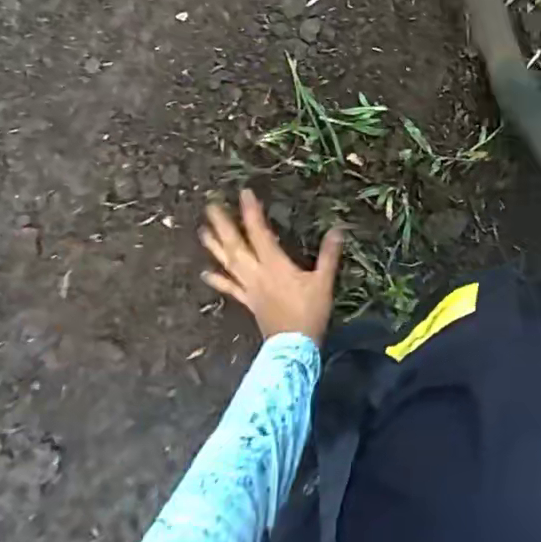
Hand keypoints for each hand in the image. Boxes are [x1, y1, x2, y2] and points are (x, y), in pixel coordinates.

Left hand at [199, 189, 343, 344]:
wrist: (293, 348)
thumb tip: (337, 229)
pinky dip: (217, 279)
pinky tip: (206, 272)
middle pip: (235, 245)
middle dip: (223, 224)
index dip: (250, 212)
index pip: (259, 232)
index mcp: (274, 264)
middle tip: (210, 205)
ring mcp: (249, 288)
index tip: (244, 193)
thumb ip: (328, 255)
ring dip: (214, 246)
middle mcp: (256, 273)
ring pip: (228, 263)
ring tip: (202, 230)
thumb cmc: (309, 312)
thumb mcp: (323, 282)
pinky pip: (229, 287)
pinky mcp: (247, 301)